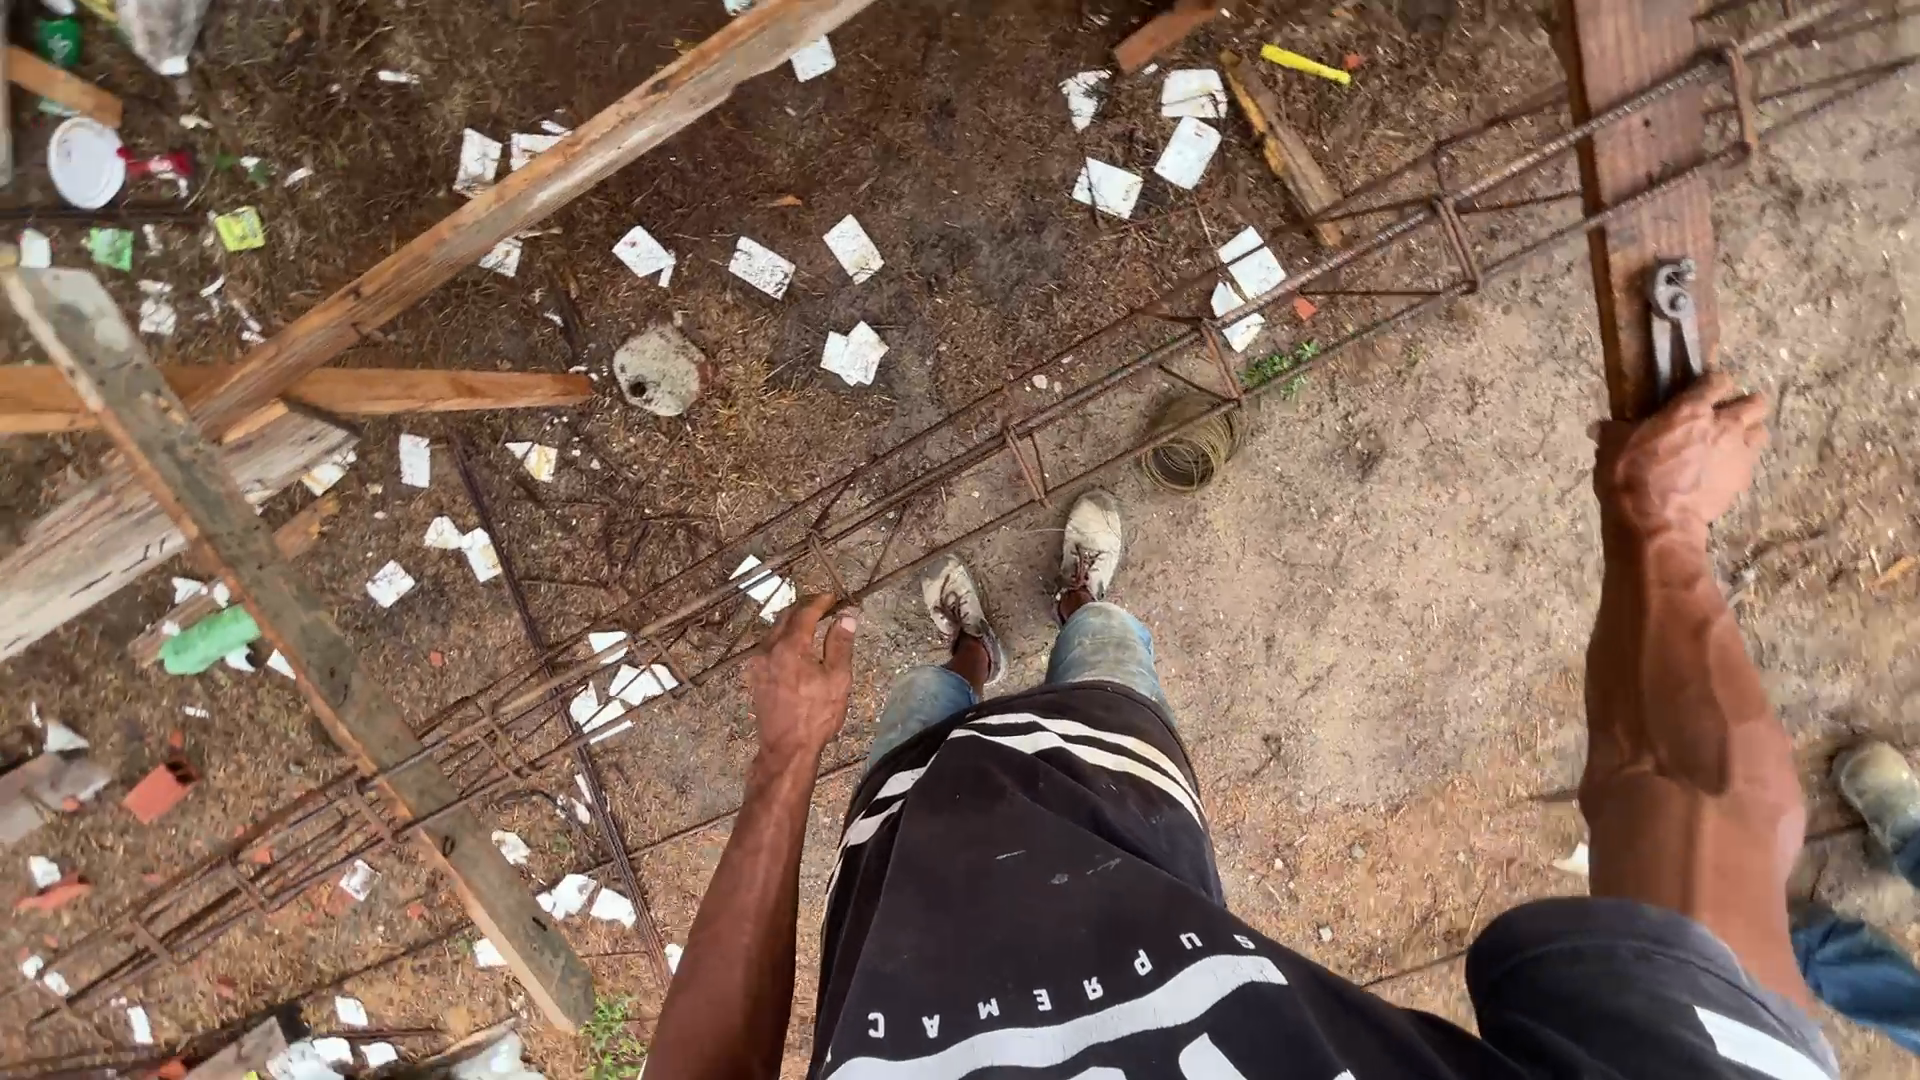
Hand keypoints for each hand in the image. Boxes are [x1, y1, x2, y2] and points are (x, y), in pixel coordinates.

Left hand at [744, 593, 858, 764]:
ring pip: (775, 630)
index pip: (805, 612)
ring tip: (813, 622)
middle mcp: (768, 650)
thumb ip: (840, 644)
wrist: (786, 749)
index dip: (820, 601)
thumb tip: (846, 617)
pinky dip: (784, 637)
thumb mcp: (837, 679)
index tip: (833, 597)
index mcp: (790, 647)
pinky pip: (769, 646)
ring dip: (793, 622)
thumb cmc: (816, 716)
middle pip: (786, 617)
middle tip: (824, 605)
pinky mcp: (755, 676)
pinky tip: (797, 646)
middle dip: (805, 607)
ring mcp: (758, 663)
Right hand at [1593, 371, 1768, 547]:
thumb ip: (1613, 432)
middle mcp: (1723, 424)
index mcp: (1690, 411)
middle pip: (1755, 403)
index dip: (1710, 383)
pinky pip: (1748, 460)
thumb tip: (1601, 427)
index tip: (1700, 391)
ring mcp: (1738, 451)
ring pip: (1759, 430)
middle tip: (1719, 418)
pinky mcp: (1743, 476)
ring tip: (1723, 445)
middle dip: (1742, 406)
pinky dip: (1734, 462)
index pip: (1716, 381)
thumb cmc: (1630, 476)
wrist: (1655, 519)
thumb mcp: (1610, 449)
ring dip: (1745, 433)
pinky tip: (1714, 473)